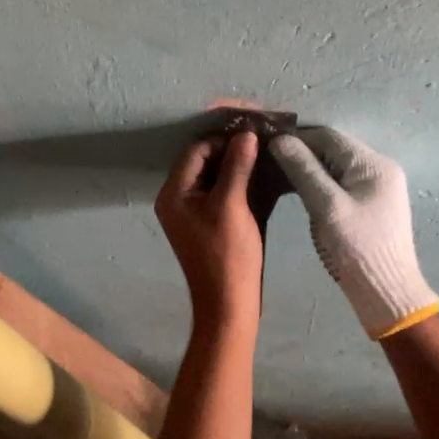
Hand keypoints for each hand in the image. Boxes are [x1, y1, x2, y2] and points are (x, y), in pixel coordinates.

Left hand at [155, 132, 265, 332]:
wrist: (229, 307)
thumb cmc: (227, 255)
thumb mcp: (232, 205)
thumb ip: (237, 166)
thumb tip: (246, 133)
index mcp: (173, 192)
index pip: (196, 150)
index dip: (223, 138)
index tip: (253, 131)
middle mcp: (177, 198)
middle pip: (204, 160)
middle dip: (232, 148)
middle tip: (261, 137)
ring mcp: (193, 212)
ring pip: (215, 175)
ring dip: (238, 163)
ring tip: (265, 151)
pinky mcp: (209, 222)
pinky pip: (222, 192)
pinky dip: (239, 181)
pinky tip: (261, 175)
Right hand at [270, 128, 438, 338]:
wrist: (387, 294)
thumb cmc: (357, 248)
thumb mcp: (326, 206)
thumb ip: (303, 169)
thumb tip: (279, 139)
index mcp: (373, 164)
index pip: (328, 135)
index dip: (296, 137)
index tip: (266, 144)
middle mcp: (379, 169)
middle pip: (332, 148)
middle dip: (301, 151)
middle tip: (269, 160)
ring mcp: (377, 187)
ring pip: (335, 165)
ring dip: (308, 168)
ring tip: (278, 175)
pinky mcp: (371, 204)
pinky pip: (340, 181)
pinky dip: (319, 182)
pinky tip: (299, 190)